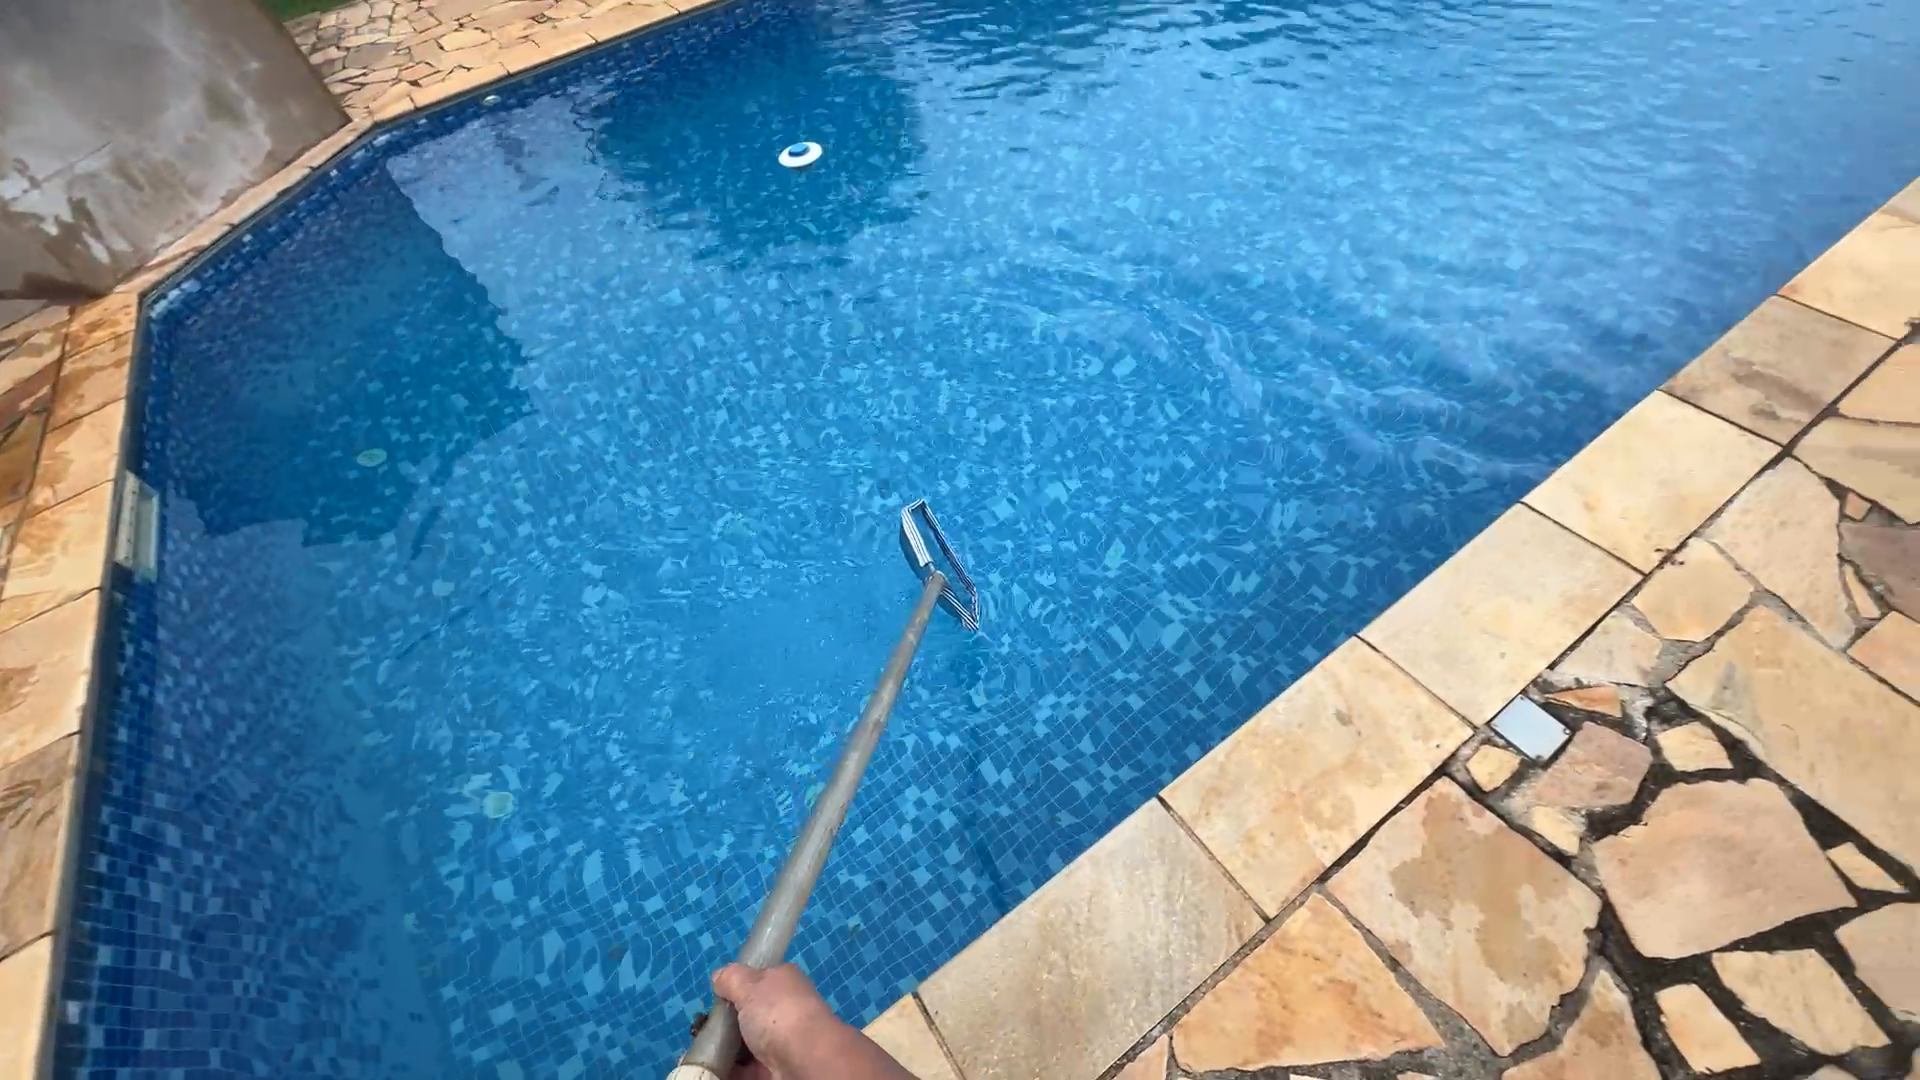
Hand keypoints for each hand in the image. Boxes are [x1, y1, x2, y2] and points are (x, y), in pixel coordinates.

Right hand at [712, 963, 844, 1079]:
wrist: (805, 1060)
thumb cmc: (778, 1013)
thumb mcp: (750, 985)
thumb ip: (732, 979)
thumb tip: (719, 975)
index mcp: (783, 984)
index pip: (757, 984)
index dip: (735, 990)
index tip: (714, 1001)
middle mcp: (782, 1012)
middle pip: (746, 1018)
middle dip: (720, 1025)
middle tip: (699, 1031)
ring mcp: (777, 1044)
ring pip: (741, 1047)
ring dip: (718, 1051)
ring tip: (695, 1055)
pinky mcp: (769, 1072)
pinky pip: (742, 1071)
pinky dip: (723, 1072)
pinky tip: (705, 1071)